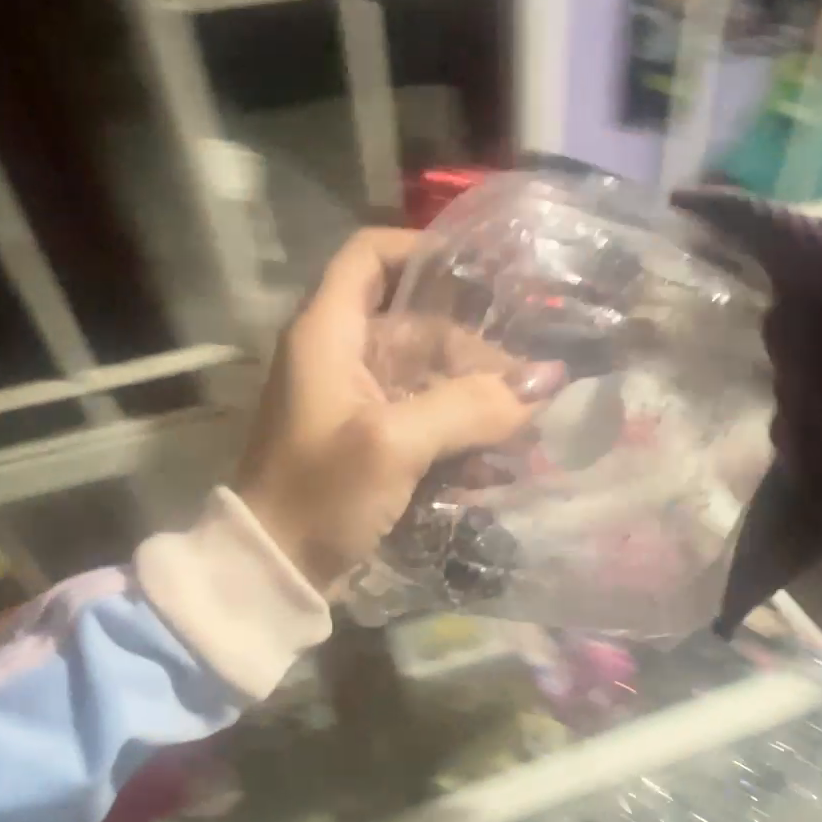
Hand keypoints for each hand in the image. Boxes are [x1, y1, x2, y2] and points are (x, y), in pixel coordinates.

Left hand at [235, 229, 560, 591]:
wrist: (273, 570)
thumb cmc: (319, 495)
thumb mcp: (393, 444)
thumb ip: (469, 407)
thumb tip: (548, 382)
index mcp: (328, 333)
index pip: (370, 255)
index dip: (424, 251)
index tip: (486, 275)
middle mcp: (341, 355)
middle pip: (419, 325)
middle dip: (475, 351)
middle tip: (529, 384)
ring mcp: (357, 401)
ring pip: (429, 376)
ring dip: (476, 398)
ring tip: (526, 425)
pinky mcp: (371, 441)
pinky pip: (425, 418)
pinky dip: (459, 432)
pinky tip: (496, 459)